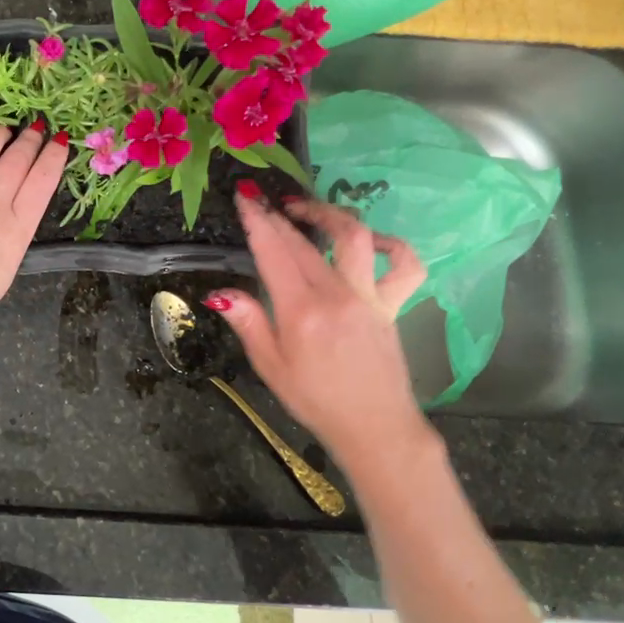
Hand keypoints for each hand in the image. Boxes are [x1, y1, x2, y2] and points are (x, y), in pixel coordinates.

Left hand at [0, 123, 68, 361]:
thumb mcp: (2, 274)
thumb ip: (11, 236)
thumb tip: (13, 208)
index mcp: (14, 234)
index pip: (43, 182)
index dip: (54, 157)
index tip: (59, 142)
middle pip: (16, 160)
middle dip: (30, 140)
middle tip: (35, 130)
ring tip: (3, 132)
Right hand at [205, 191, 431, 467]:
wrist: (374, 426)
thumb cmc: (314, 400)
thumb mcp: (269, 366)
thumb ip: (248, 323)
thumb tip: (219, 293)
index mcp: (301, 311)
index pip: (273, 252)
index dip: (257, 221)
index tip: (244, 196)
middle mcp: (336, 295)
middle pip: (304, 242)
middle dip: (278, 216)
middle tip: (259, 200)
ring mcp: (369, 297)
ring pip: (354, 237)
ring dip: (328, 214)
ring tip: (305, 209)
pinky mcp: (392, 305)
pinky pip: (404, 266)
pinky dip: (392, 245)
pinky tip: (371, 241)